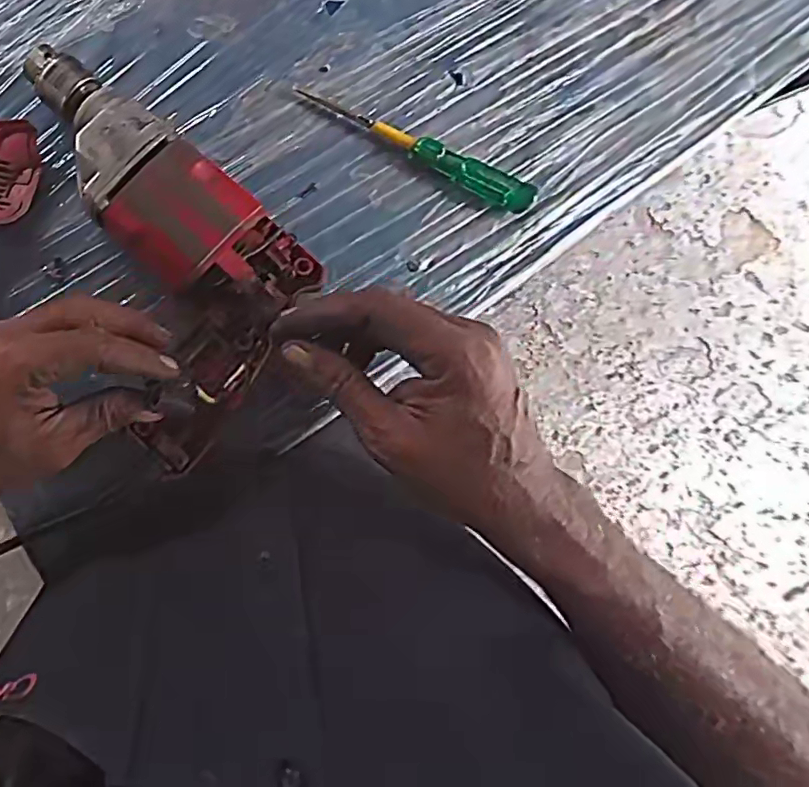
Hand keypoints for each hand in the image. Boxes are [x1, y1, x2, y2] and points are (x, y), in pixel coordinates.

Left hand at [0, 296, 179, 509]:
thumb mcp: (57, 445)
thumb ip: (106, 415)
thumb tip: (151, 405)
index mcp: (20, 360)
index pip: (91, 345)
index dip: (136, 356)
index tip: (168, 370)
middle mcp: (14, 332)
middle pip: (84, 311)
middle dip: (130, 325)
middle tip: (165, 343)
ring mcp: (11, 327)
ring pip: (74, 307)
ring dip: (115, 320)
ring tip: (150, 338)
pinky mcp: (13, 332)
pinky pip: (62, 317)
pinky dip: (95, 324)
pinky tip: (118, 338)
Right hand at [270, 288, 556, 526]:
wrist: (522, 502)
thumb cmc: (463, 479)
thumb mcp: (390, 435)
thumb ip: (341, 385)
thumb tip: (296, 352)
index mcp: (455, 348)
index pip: (377, 308)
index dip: (323, 311)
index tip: (287, 323)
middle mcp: (468, 331)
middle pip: (387, 305)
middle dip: (334, 317)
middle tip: (292, 332)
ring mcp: (472, 338)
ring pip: (398, 316)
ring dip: (354, 329)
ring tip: (317, 349)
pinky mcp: (469, 350)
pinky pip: (414, 331)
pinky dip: (378, 340)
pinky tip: (356, 360)